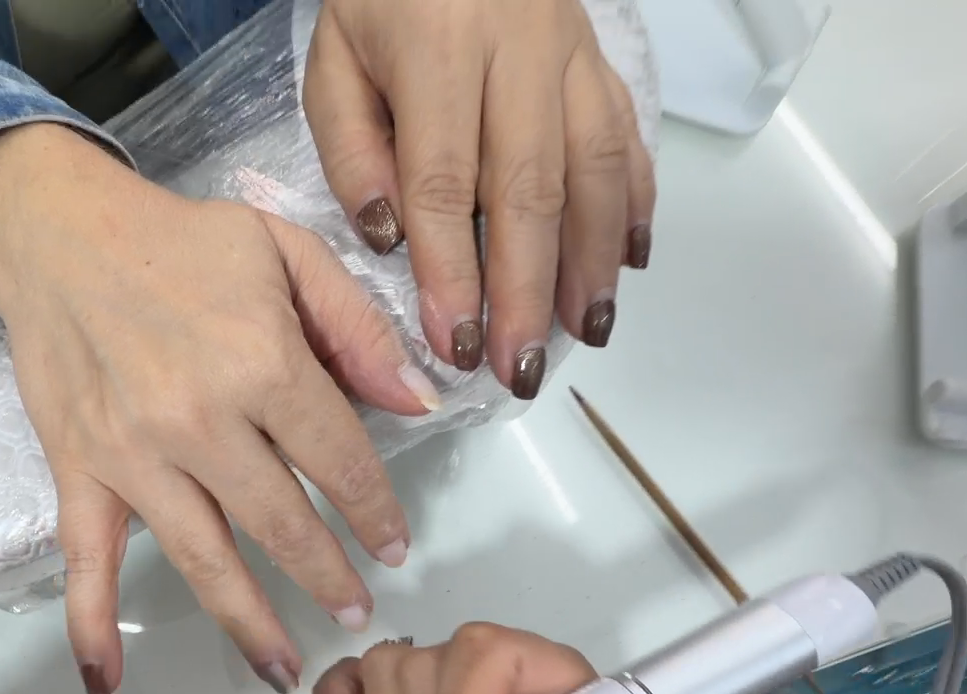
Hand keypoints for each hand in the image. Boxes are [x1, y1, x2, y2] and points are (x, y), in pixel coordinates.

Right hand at [0, 124, 440, 693]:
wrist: (60, 236)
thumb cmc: (179, 241)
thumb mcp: (286, 250)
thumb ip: (356, 327)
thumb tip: (415, 402)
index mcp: (262, 363)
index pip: (339, 459)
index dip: (376, 511)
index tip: (395, 547)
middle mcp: (200, 423)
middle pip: (281, 523)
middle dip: (326, 576)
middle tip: (355, 615)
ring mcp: (133, 458)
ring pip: (203, 558)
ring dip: (250, 621)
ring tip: (287, 667)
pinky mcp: (80, 473)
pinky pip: (85, 560)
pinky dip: (92, 624)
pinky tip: (107, 683)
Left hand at [305, 0, 654, 394]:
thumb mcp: (333, 67)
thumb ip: (352, 151)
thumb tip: (391, 237)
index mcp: (438, 53)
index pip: (446, 184)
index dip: (452, 272)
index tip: (453, 344)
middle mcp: (519, 51)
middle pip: (529, 190)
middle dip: (525, 291)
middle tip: (520, 369)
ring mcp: (571, 51)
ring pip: (593, 167)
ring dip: (591, 260)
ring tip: (584, 333)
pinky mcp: (600, 54)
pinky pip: (626, 132)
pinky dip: (632, 200)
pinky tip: (630, 260)